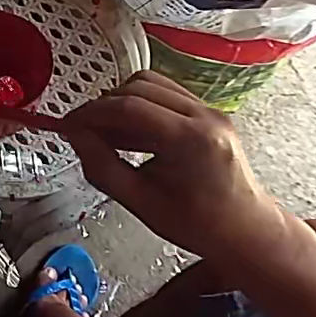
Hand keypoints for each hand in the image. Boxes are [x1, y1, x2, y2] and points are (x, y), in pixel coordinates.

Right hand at [59, 71, 300, 278]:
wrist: (247, 232)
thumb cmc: (198, 225)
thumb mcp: (140, 202)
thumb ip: (102, 166)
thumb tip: (74, 136)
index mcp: (190, 139)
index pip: (129, 107)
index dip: (92, 113)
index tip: (68, 125)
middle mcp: (204, 116)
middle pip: (140, 87)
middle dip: (105, 105)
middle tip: (83, 130)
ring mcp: (210, 111)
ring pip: (153, 84)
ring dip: (122, 102)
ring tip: (105, 132)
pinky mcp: (209, 113)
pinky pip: (167, 95)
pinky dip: (141, 107)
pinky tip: (128, 133)